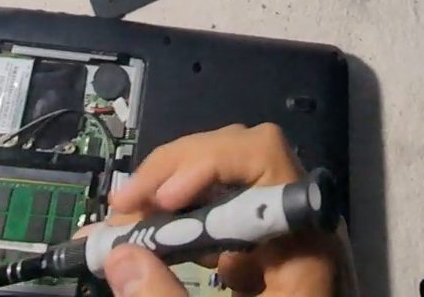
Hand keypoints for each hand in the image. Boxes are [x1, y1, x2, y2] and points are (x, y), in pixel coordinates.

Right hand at [102, 123, 343, 296]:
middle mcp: (300, 228)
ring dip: (172, 200)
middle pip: (239, 161)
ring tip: (125, 223)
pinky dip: (186, 229)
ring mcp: (286, 244)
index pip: (263, 157)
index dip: (208, 161)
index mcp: (305, 243)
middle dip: (174, 175)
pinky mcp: (271, 266)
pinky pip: (228, 225)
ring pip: (228, 189)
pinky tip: (154, 247)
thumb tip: (118, 256)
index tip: (160, 200)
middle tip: (121, 208)